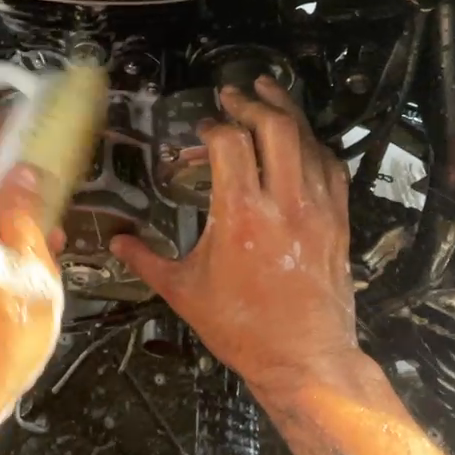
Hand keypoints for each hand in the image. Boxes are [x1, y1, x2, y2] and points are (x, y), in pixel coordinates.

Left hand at [0, 127, 64, 417]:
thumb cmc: (0, 331)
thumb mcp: (29, 264)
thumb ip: (25, 212)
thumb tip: (23, 169)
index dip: (5, 132)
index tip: (25, 110)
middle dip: (12, 173)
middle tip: (46, 158)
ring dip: (13, 210)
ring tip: (49, 207)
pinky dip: (5, 238)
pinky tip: (36, 250)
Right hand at [111, 77, 360, 402]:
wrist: (306, 362)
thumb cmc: (241, 327)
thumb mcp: (183, 291)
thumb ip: (146, 258)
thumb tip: (115, 241)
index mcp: (241, 214)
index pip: (229, 144)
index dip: (211, 128)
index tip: (199, 131)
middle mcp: (284, 203)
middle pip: (275, 128)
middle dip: (251, 103)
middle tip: (232, 95)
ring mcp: (318, 211)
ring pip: (308, 141)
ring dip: (286, 112)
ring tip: (267, 92)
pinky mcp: (339, 223)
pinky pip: (332, 168)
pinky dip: (313, 144)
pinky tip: (301, 138)